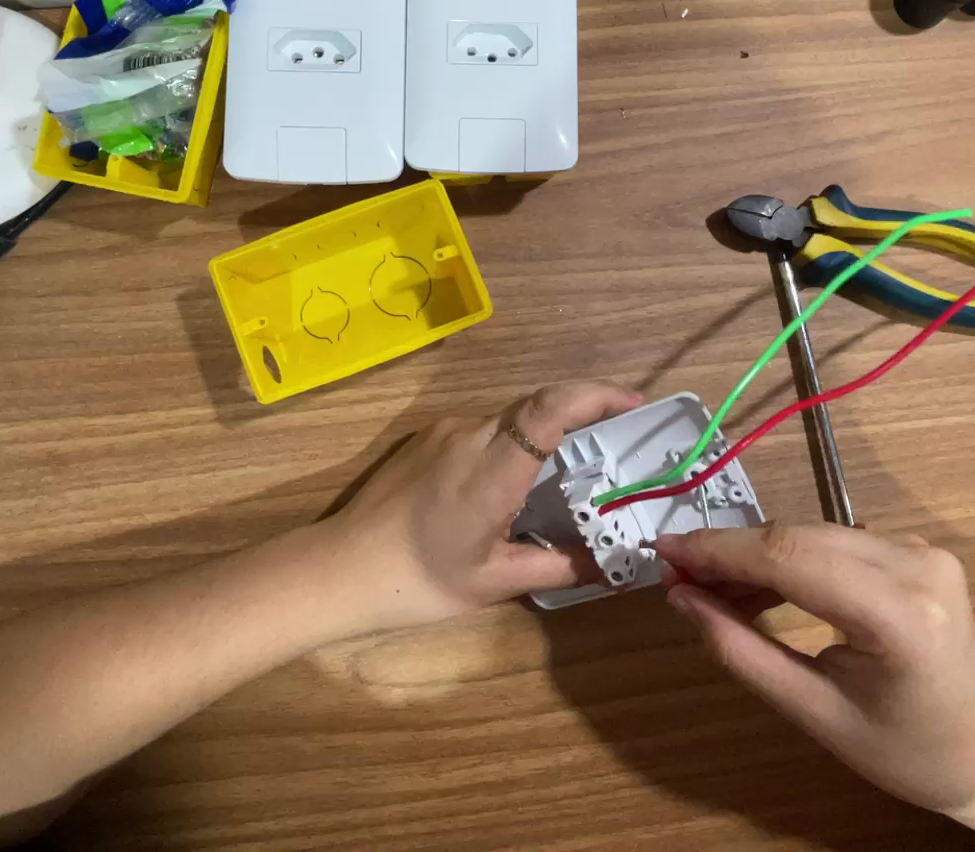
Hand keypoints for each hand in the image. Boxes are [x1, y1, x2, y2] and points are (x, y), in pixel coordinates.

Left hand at [323, 380, 643, 629]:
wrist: (341, 568)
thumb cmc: (419, 579)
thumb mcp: (494, 580)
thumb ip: (557, 565)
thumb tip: (608, 562)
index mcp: (492, 468)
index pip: (549, 408)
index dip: (595, 395)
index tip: (633, 404)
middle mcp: (470, 435)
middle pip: (537, 404)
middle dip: (584, 409)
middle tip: (618, 437)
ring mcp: (445, 432)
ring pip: (510, 416)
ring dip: (547, 429)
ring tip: (572, 466)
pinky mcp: (428, 438)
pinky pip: (484, 428)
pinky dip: (514, 441)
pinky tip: (516, 479)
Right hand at [653, 523, 974, 812]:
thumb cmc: (910, 751)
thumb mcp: (816, 713)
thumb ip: (741, 649)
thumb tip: (679, 597)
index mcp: (902, 615)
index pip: (789, 558)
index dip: (718, 550)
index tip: (663, 551)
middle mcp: (915, 563)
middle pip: (795, 537)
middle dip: (728, 553)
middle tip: (676, 576)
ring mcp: (918, 548)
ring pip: (806, 533)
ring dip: (753, 556)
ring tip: (708, 589)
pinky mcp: (910, 547)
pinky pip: (827, 540)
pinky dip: (783, 559)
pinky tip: (754, 586)